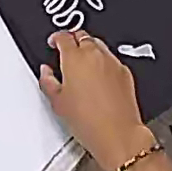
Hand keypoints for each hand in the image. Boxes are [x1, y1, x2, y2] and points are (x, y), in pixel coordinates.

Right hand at [39, 30, 158, 170]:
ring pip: (98, 45)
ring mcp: (112, 62)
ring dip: (89, 50)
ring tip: (83, 66)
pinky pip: (112, 59)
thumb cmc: (89, 121)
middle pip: (82, 36)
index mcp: (75, 58)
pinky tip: (99, 78)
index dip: (56, 37)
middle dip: (73, 41)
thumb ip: (47, 81)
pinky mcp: (125, 72)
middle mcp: (95, 55)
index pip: (63, 36)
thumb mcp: (57, 102)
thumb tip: (46, 72)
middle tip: (67, 52)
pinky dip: (103, 63)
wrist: (118, 134)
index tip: (54, 42)